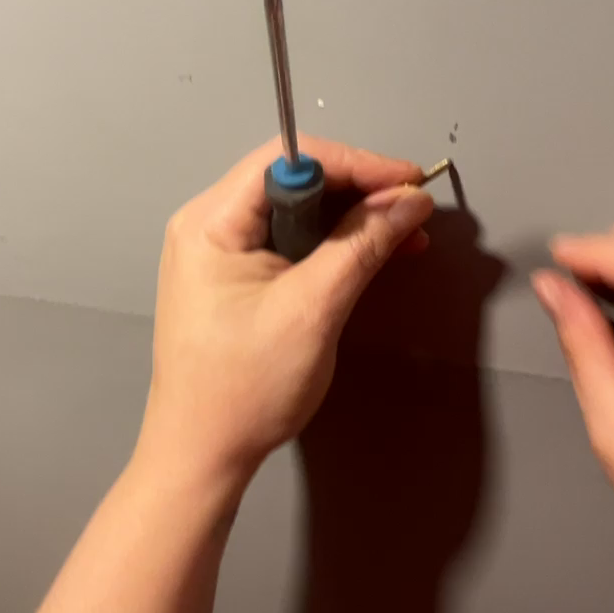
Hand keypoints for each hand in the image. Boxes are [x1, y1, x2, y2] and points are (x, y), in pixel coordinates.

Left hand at [140, 136, 434, 483]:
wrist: (201, 453)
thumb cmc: (245, 387)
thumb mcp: (312, 310)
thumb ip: (361, 245)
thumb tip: (409, 198)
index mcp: (211, 221)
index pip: (289, 159)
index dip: (356, 163)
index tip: (410, 182)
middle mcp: (210, 224)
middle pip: (294, 180)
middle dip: (359, 191)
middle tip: (412, 210)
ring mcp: (220, 250)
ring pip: (298, 211)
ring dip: (353, 220)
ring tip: (405, 235)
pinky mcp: (236, 276)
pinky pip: (291, 242)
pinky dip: (334, 246)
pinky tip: (377, 254)